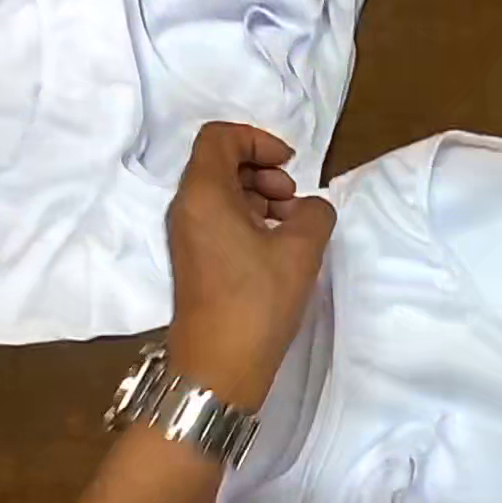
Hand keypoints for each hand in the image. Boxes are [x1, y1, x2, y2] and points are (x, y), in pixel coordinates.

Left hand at [164, 122, 335, 409]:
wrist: (220, 365)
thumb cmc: (257, 301)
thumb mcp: (301, 250)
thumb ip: (316, 213)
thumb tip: (310, 209)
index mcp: (203, 194)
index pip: (220, 137)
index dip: (259, 140)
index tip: (291, 167)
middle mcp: (185, 208)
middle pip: (220, 163)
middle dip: (263, 170)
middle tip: (293, 201)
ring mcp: (186, 236)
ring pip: (222, 194)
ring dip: (260, 197)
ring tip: (292, 227)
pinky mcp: (195, 260)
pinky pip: (219, 221)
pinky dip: (249, 220)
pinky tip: (277, 249)